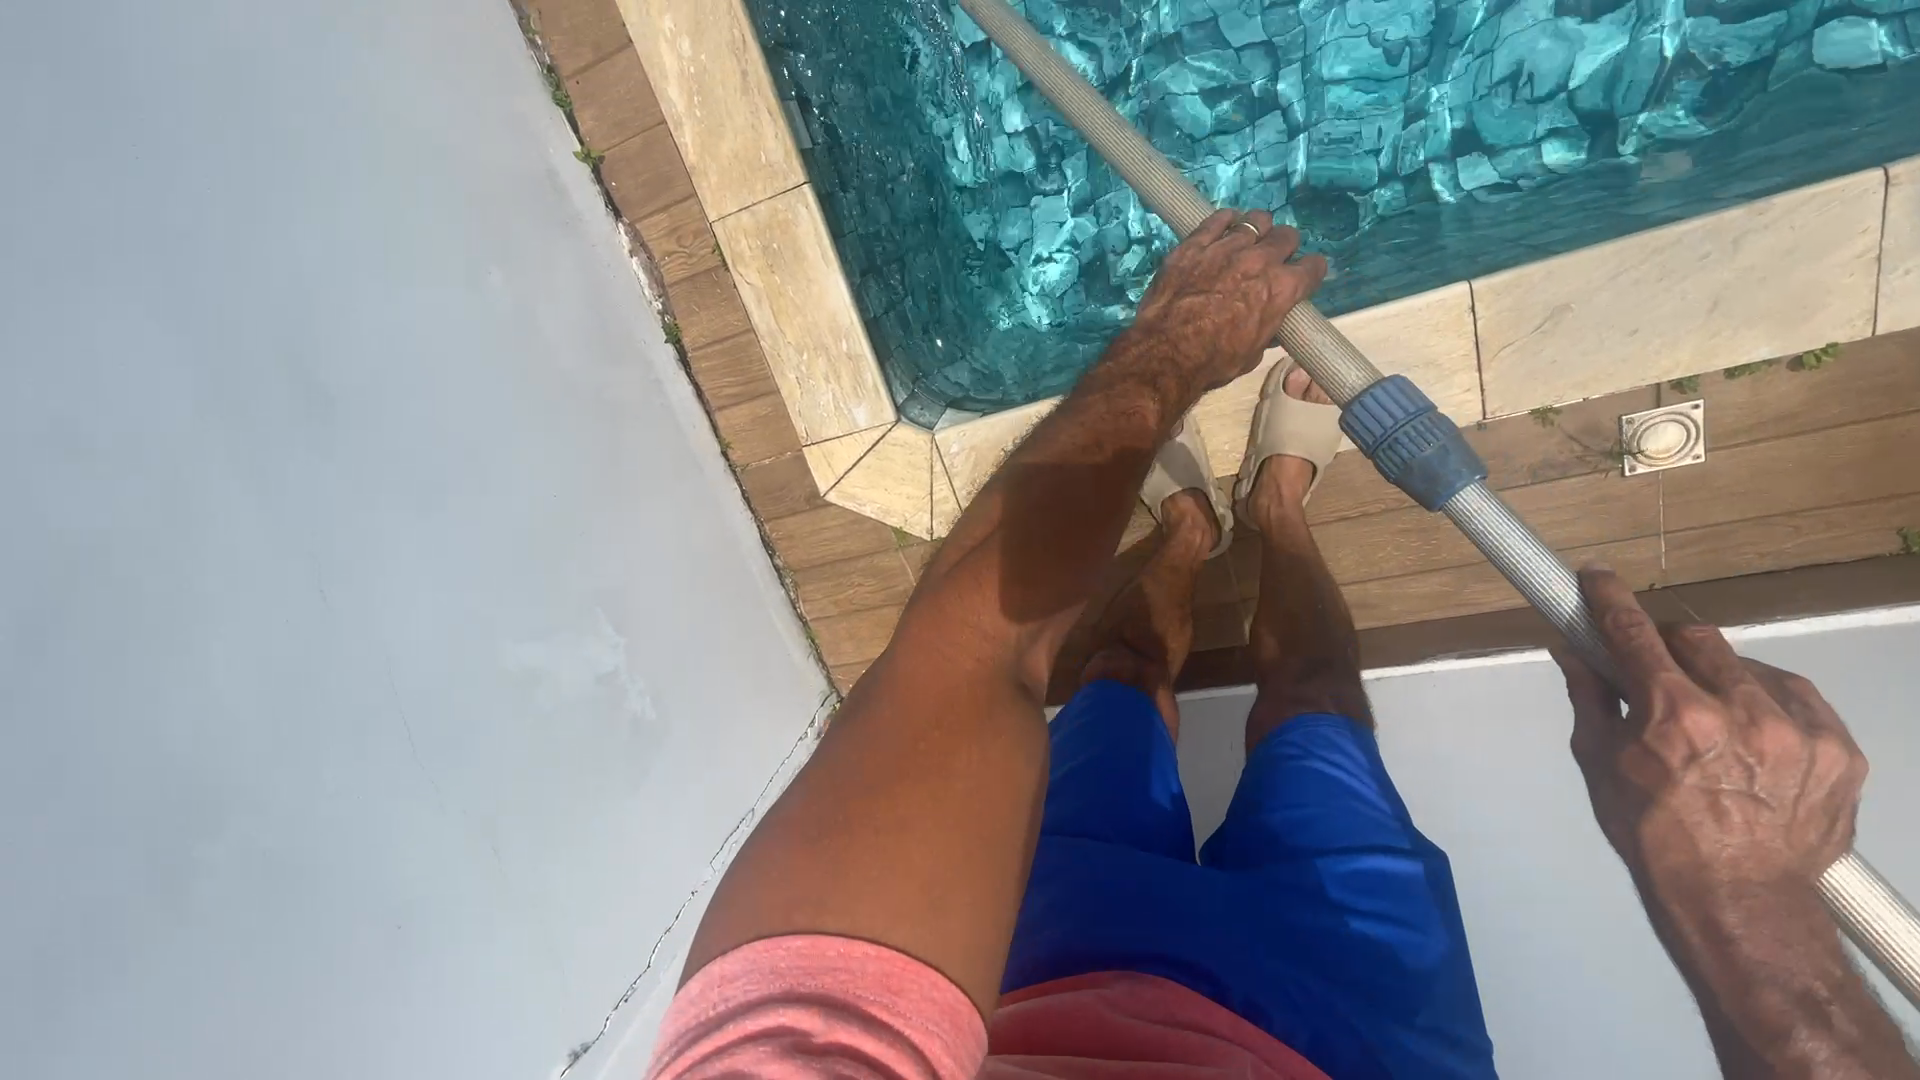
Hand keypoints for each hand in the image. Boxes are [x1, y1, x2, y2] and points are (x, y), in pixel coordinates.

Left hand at [1127, 210, 1327, 392]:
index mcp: (1282, 289)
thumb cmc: (1212, 362)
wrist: (1166, 354)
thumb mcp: (1252, 353)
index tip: (1302, 277)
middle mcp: (1260, 260)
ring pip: (1255, 220)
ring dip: (1256, 230)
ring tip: (1248, 241)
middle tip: (1270, 260)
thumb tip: (1269, 323)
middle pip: (1286, 236)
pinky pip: (1217, 219)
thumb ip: (1265, 328)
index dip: (1308, 273)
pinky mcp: (1194, 244)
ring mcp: (1226, 248)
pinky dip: (1225, 221)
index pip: (1313, 267)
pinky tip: (1224, 226)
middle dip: (1283, 247)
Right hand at [1552, 568, 1866, 904]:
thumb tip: (1571, 648)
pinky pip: (1798, 696)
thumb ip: (1590, 696)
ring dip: (1718, 673)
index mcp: (1674, 714)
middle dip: (1666, 644)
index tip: (1597, 576)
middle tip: (1654, 669)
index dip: (1610, 598)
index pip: (1634, 633)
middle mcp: (1742, 710)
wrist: (1736, 896)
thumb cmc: (1648, 828)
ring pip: (1749, 664)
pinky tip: (1753, 727)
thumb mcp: (1599, 760)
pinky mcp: (1844, 750)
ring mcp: (1802, 729)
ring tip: (1710, 712)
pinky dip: (1766, 698)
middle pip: (1696, 638)